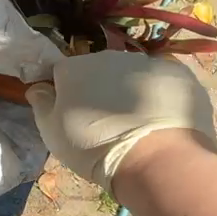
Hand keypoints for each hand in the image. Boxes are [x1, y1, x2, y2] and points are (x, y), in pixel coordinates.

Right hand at [24, 51, 216, 194]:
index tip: (70, 113)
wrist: (156, 159)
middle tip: (103, 122)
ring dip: (129, 90)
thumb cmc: (94, 146)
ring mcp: (146, 63)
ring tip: (136, 123)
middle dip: (98, 88)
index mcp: (74, 68)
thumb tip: (38, 86)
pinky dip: (159, 94)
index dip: (64, 92)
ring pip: (131, 74)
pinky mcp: (178, 75)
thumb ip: (41, 103)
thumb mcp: (52, 131)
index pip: (61, 72)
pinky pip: (161, 81)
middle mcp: (109, 57)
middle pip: (98, 70)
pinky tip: (161, 119)